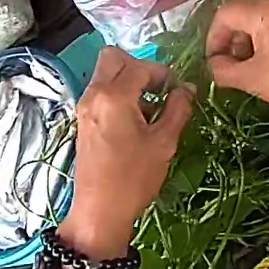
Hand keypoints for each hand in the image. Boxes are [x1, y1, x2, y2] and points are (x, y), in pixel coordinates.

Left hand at [61, 47, 193, 258]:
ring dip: (128, 81)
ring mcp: (84, 106)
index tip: (177, 89)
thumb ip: (177, 109)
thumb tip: (186, 89)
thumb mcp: (163, 143)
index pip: (140, 66)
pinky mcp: (82, 119)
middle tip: (158, 89)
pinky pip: (100, 92)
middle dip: (138, 66)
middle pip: (113, 57)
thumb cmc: (133, 178)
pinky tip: (136, 121)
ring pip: (105, 74)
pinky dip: (118, 95)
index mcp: (113, 97)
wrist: (99, 210)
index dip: (163, 73)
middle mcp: (93, 94)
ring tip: (150, 110)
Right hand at [206, 0, 268, 131]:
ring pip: (258, 18)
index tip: (213, 62)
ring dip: (246, 41)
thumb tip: (212, 65)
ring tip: (248, 68)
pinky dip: (264, 39)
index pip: (224, 14)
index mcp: (265, 10)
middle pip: (241, 13)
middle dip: (229, 40)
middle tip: (229, 66)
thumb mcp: (253, 80)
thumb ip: (223, 70)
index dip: (213, 38)